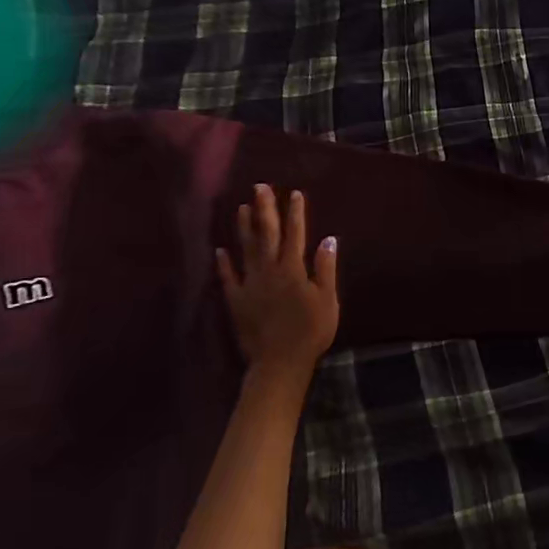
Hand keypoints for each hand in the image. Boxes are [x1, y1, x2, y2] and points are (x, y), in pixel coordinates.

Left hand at [216, 184, 338, 377]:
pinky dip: (224, 262)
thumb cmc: (311, 330)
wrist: (280, 361)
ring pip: (246, 249)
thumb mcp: (328, 299)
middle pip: (266, 235)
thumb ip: (325, 268)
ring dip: (245, 227)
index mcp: (293, 269)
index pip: (295, 234)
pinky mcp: (236, 301)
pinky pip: (228, 277)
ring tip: (243, 207)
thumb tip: (328, 239)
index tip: (294, 193)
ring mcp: (249, 284)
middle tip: (260, 187)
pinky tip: (220, 249)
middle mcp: (269, 271)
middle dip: (265, 209)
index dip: (295, 213)